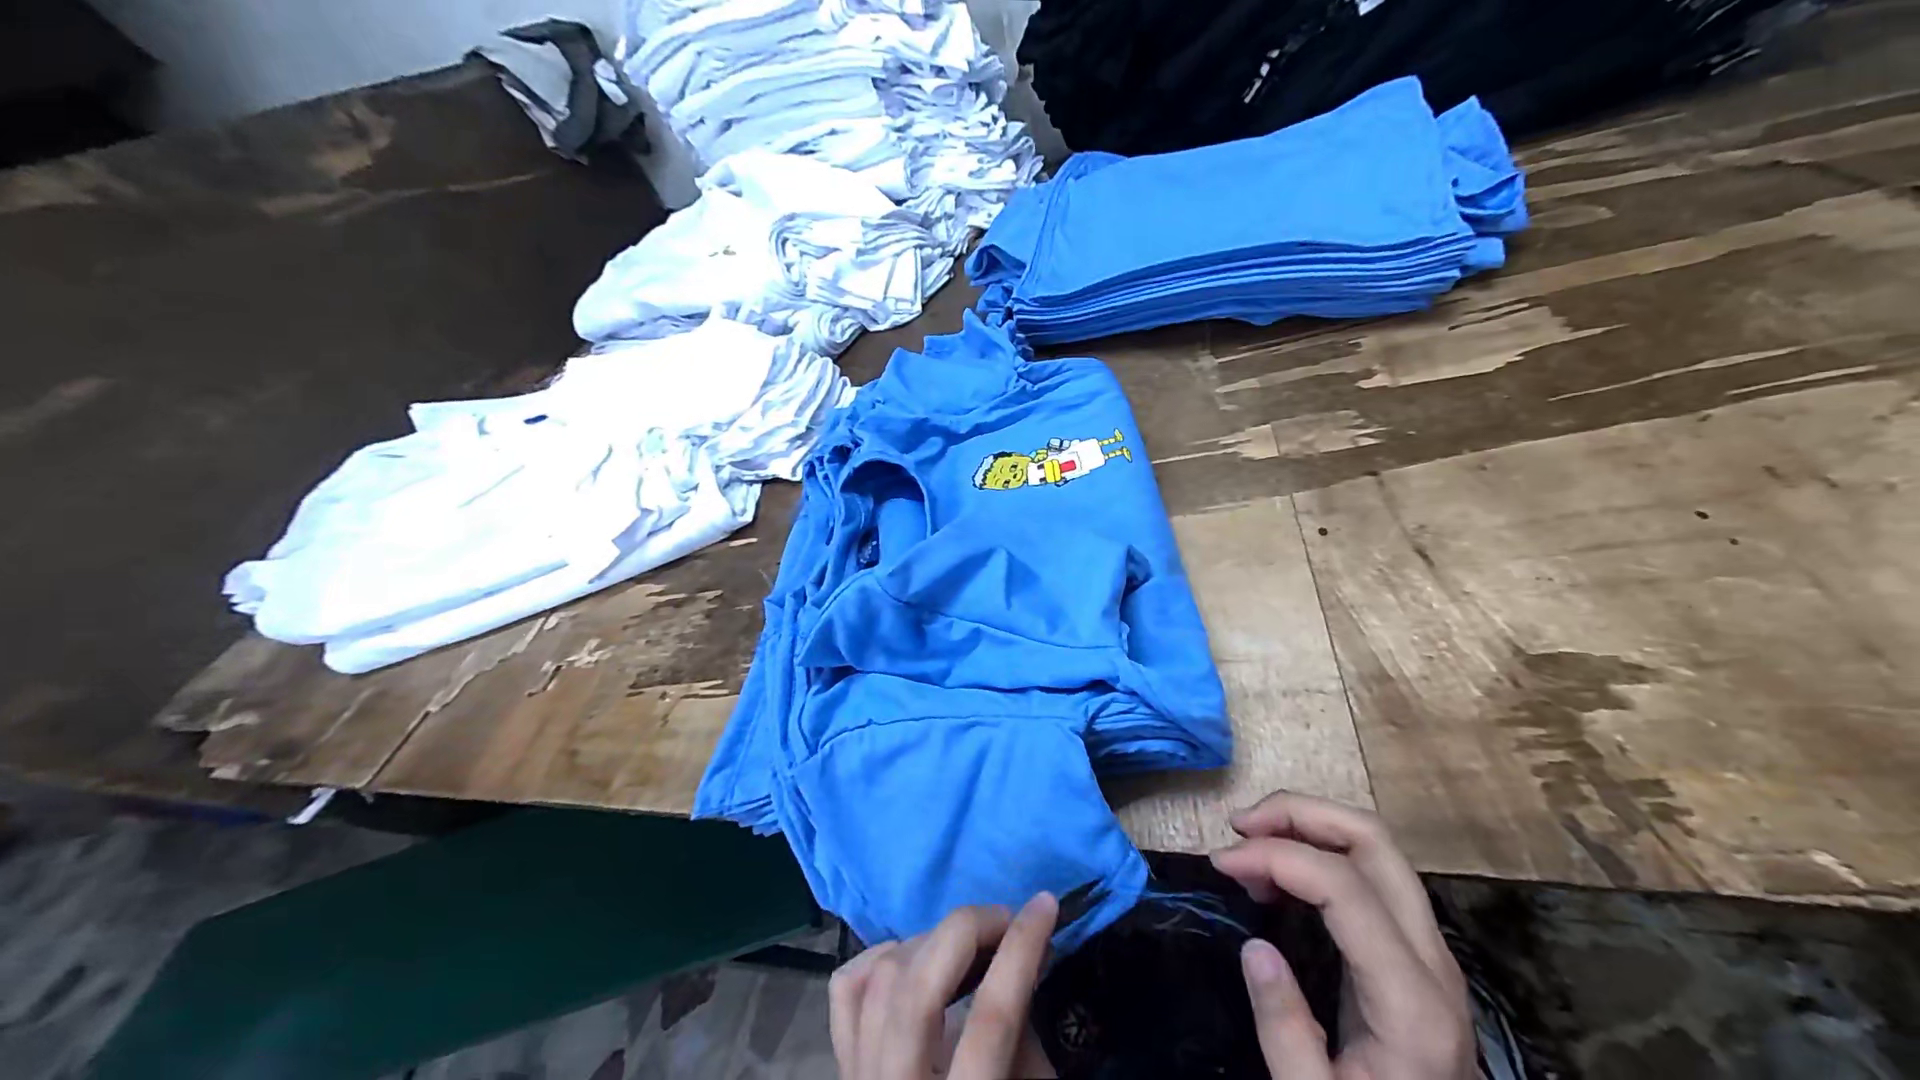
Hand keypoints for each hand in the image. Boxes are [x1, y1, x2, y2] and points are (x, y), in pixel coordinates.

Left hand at [830, 892, 1059, 1079]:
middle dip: (967, 930)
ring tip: (966, 941)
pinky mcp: (843, 1068)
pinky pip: (847, 990)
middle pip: (918, 988)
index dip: (1021, 949)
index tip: (1046, 904)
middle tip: (1004, 918)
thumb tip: (1013, 959)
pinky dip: (880, 957)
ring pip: (880, 980)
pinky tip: (913, 958)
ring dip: (929, 940)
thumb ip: (1021, 1038)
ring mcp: (860, 1079)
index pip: (990, 1017)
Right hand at [1210, 792, 1473, 1079]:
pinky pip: (1372, 871)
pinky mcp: (1418, 949)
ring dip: (1309, 824)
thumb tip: (1254, 947)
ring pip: (1377, 846)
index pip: (1345, 885)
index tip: (1220, 862)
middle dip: (1299, 812)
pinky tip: (1279, 874)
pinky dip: (1320, 850)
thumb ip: (1284, 1030)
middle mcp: (1434, 960)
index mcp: (1410, 1001)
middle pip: (1374, 841)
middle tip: (1238, 825)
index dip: (1276, 856)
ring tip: (1251, 842)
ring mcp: (1432, 950)